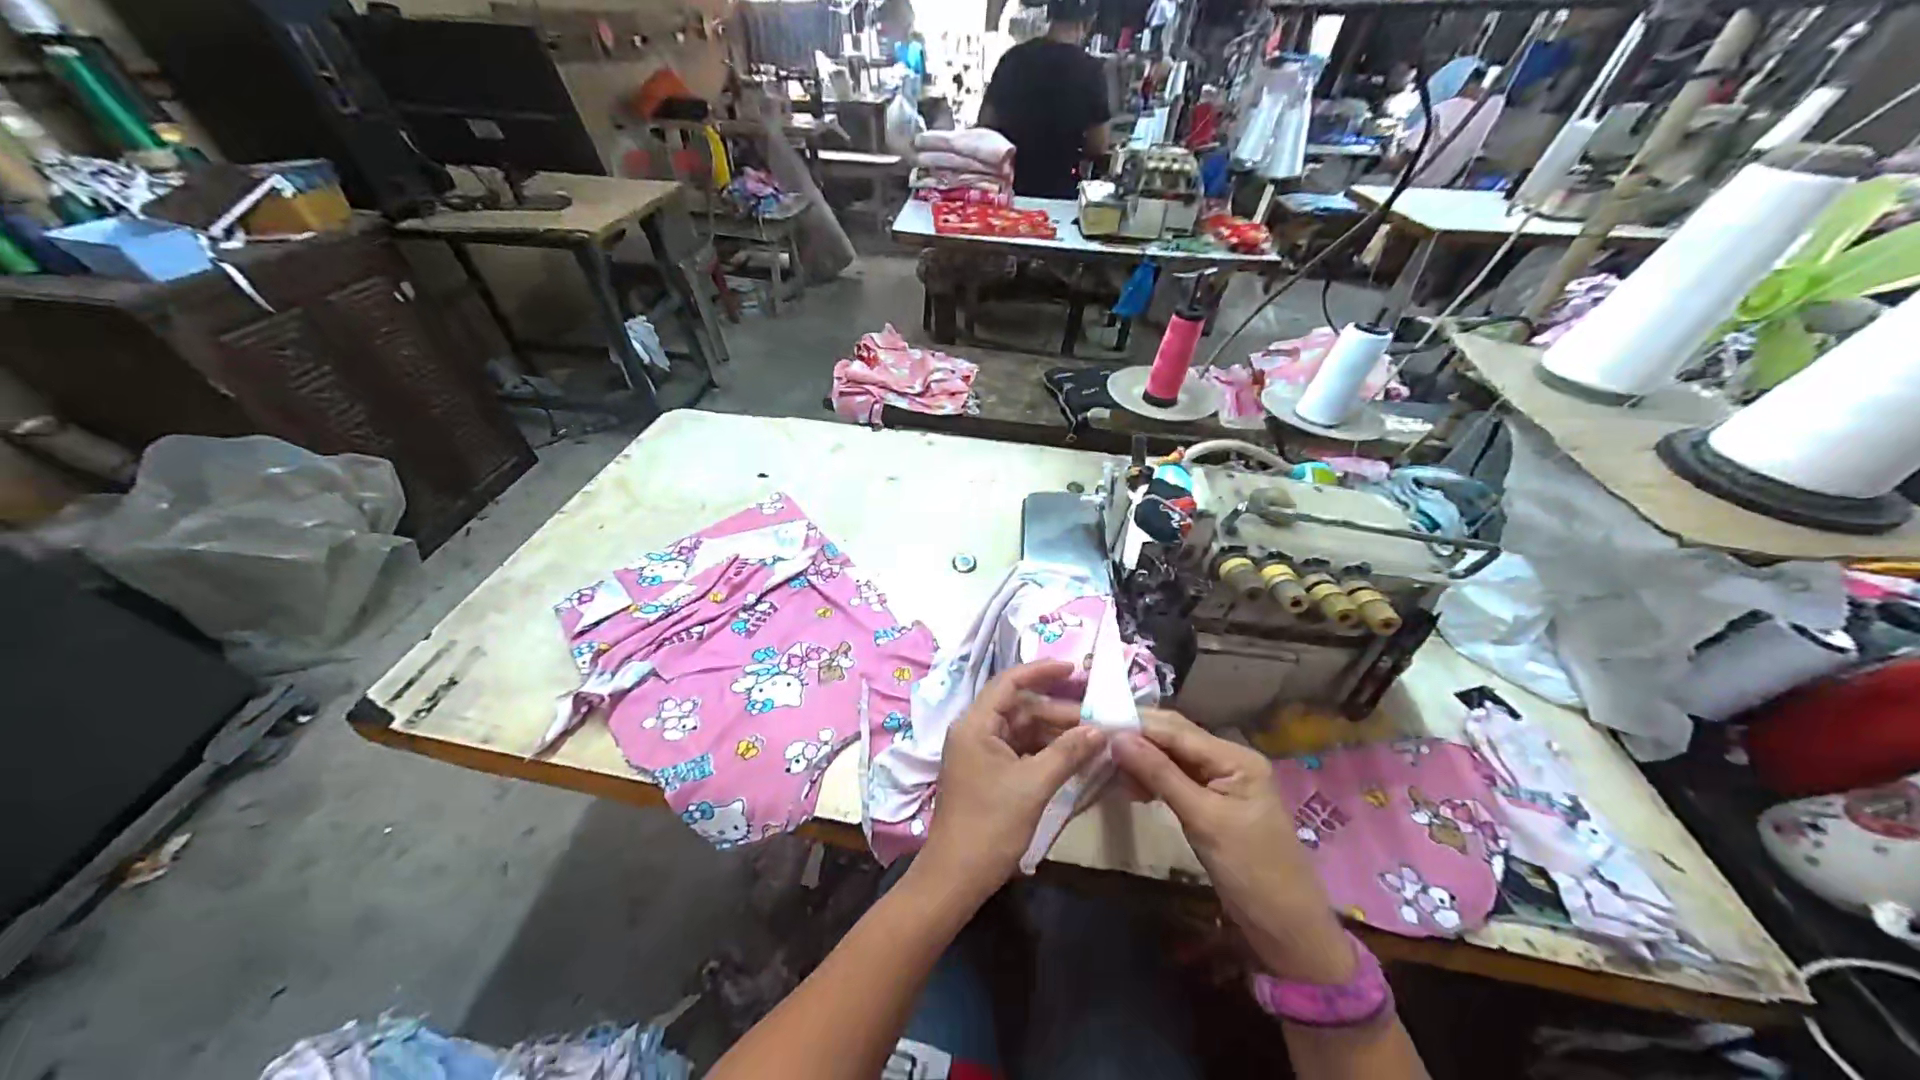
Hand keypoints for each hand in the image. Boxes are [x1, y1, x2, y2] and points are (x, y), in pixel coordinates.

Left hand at [917, 660, 1107, 898]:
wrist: (957, 876)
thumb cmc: (990, 824)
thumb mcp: (1033, 785)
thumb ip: (1067, 753)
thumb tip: (1100, 730)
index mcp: (975, 724)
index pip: (1010, 683)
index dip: (1042, 672)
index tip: (1075, 670)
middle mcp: (975, 731)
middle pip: (1020, 707)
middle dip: (1058, 710)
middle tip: (1098, 717)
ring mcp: (981, 754)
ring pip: (1023, 730)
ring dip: (1056, 733)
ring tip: (1094, 738)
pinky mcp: (989, 774)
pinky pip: (1021, 750)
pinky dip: (1047, 751)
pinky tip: (1075, 757)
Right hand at [1111, 708, 1355, 984]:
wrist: (1287, 928)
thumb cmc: (1250, 871)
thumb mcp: (1202, 820)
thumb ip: (1160, 774)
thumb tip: (1117, 738)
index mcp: (1235, 757)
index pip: (1176, 729)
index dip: (1135, 725)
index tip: (1094, 724)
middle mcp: (1229, 759)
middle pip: (1174, 737)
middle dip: (1136, 738)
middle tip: (1093, 743)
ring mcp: (1221, 781)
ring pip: (1172, 757)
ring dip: (1140, 759)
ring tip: (1105, 766)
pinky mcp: (1212, 801)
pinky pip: (1176, 778)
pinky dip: (1152, 779)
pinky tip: (1128, 785)